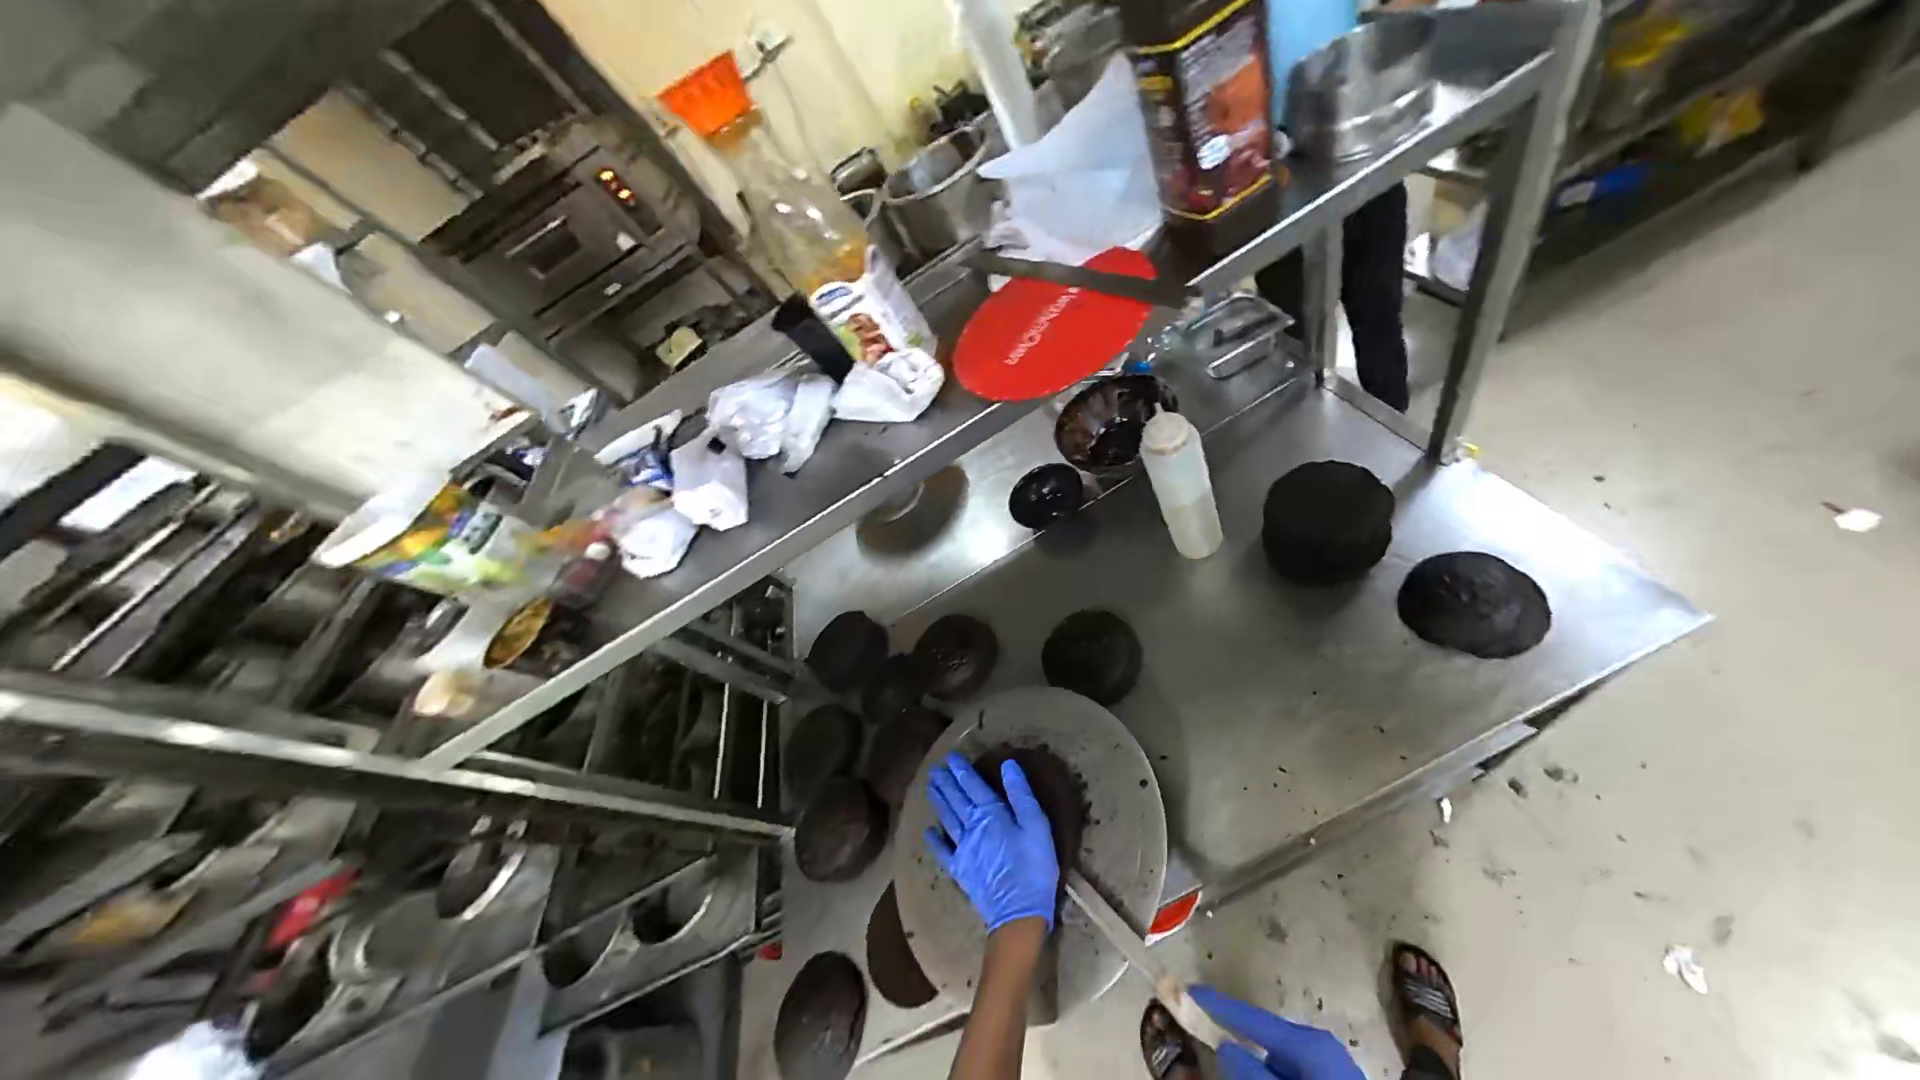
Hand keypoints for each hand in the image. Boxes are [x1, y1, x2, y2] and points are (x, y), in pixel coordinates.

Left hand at [924, 753, 1058, 931]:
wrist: (1018, 912)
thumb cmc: (1034, 866)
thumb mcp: (1036, 826)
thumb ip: (1021, 794)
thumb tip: (1008, 765)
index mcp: (992, 814)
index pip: (973, 786)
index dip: (962, 771)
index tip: (951, 757)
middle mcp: (972, 827)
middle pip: (956, 800)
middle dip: (946, 783)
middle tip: (935, 769)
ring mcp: (963, 849)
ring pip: (947, 819)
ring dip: (939, 802)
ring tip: (930, 787)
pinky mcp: (960, 870)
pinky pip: (943, 851)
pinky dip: (935, 840)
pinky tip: (928, 831)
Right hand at [1188, 985, 1364, 1079]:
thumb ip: (1249, 1074)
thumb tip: (1225, 1049)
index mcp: (1309, 1045)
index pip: (1251, 1017)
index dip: (1217, 1005)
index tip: (1187, 992)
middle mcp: (1320, 1050)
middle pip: (1264, 1039)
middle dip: (1234, 1042)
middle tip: (1204, 1041)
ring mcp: (1330, 1072)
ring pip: (1277, 1062)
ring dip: (1253, 1069)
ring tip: (1229, 1066)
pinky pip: (1291, 1076)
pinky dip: (1270, 1077)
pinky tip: (1256, 1079)